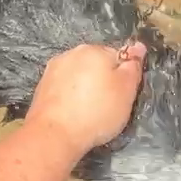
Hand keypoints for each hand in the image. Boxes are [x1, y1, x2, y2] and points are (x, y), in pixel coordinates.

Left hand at [24, 42, 144, 153]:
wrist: (54, 134)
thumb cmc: (96, 112)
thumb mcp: (127, 91)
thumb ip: (133, 67)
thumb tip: (137, 47)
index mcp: (95, 50)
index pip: (118, 56)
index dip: (124, 77)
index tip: (123, 96)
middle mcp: (72, 53)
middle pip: (96, 64)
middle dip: (103, 80)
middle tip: (108, 105)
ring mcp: (54, 69)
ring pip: (78, 75)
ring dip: (85, 88)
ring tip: (88, 111)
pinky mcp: (42, 86)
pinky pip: (64, 87)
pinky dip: (70, 96)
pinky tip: (73, 113)